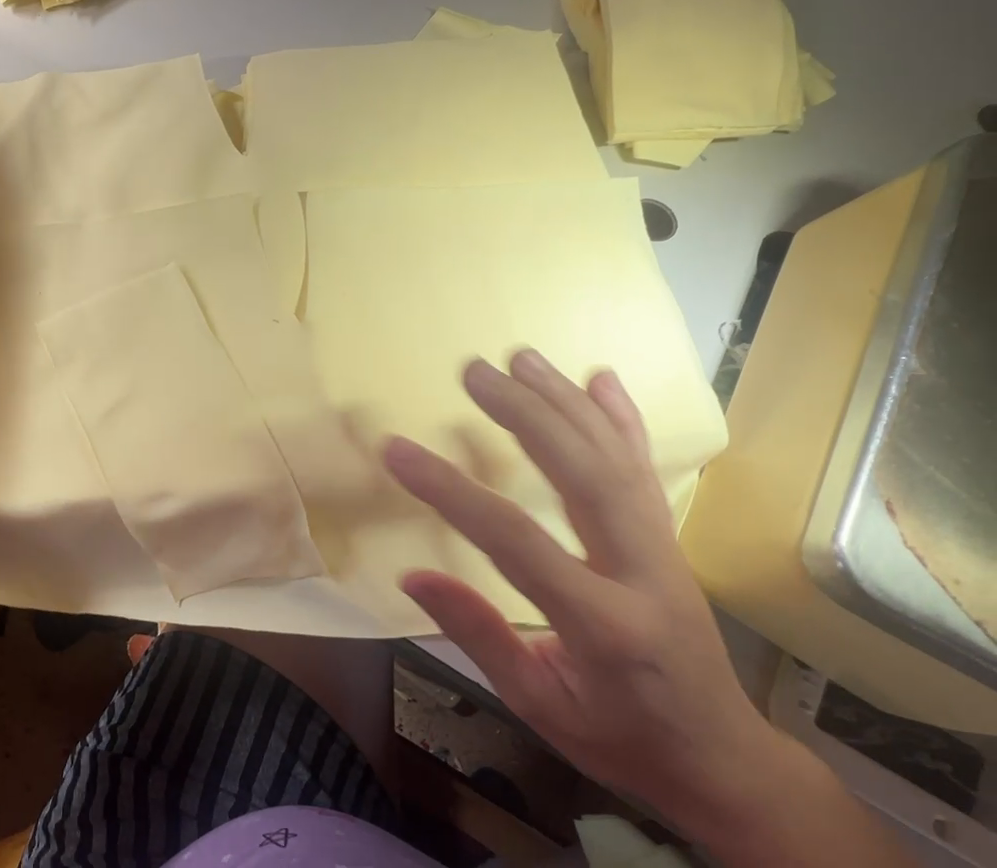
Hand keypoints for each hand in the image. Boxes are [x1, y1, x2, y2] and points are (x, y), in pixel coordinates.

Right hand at [382, 351, 793, 838]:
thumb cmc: (620, 739)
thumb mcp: (539, 705)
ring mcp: (665, 553)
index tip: (396, 450)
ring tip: (521, 357)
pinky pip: (645, 472)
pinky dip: (622, 421)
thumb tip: (412, 574)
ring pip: (617, 462)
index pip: (516, 541)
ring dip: (566, 403)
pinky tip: (598, 380)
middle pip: (586, 477)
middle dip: (528, 416)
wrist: (722, 759)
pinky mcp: (671, 543)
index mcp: (604, 623)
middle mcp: (644, 573)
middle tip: (474, 371)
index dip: (451, 491)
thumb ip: (478, 635)